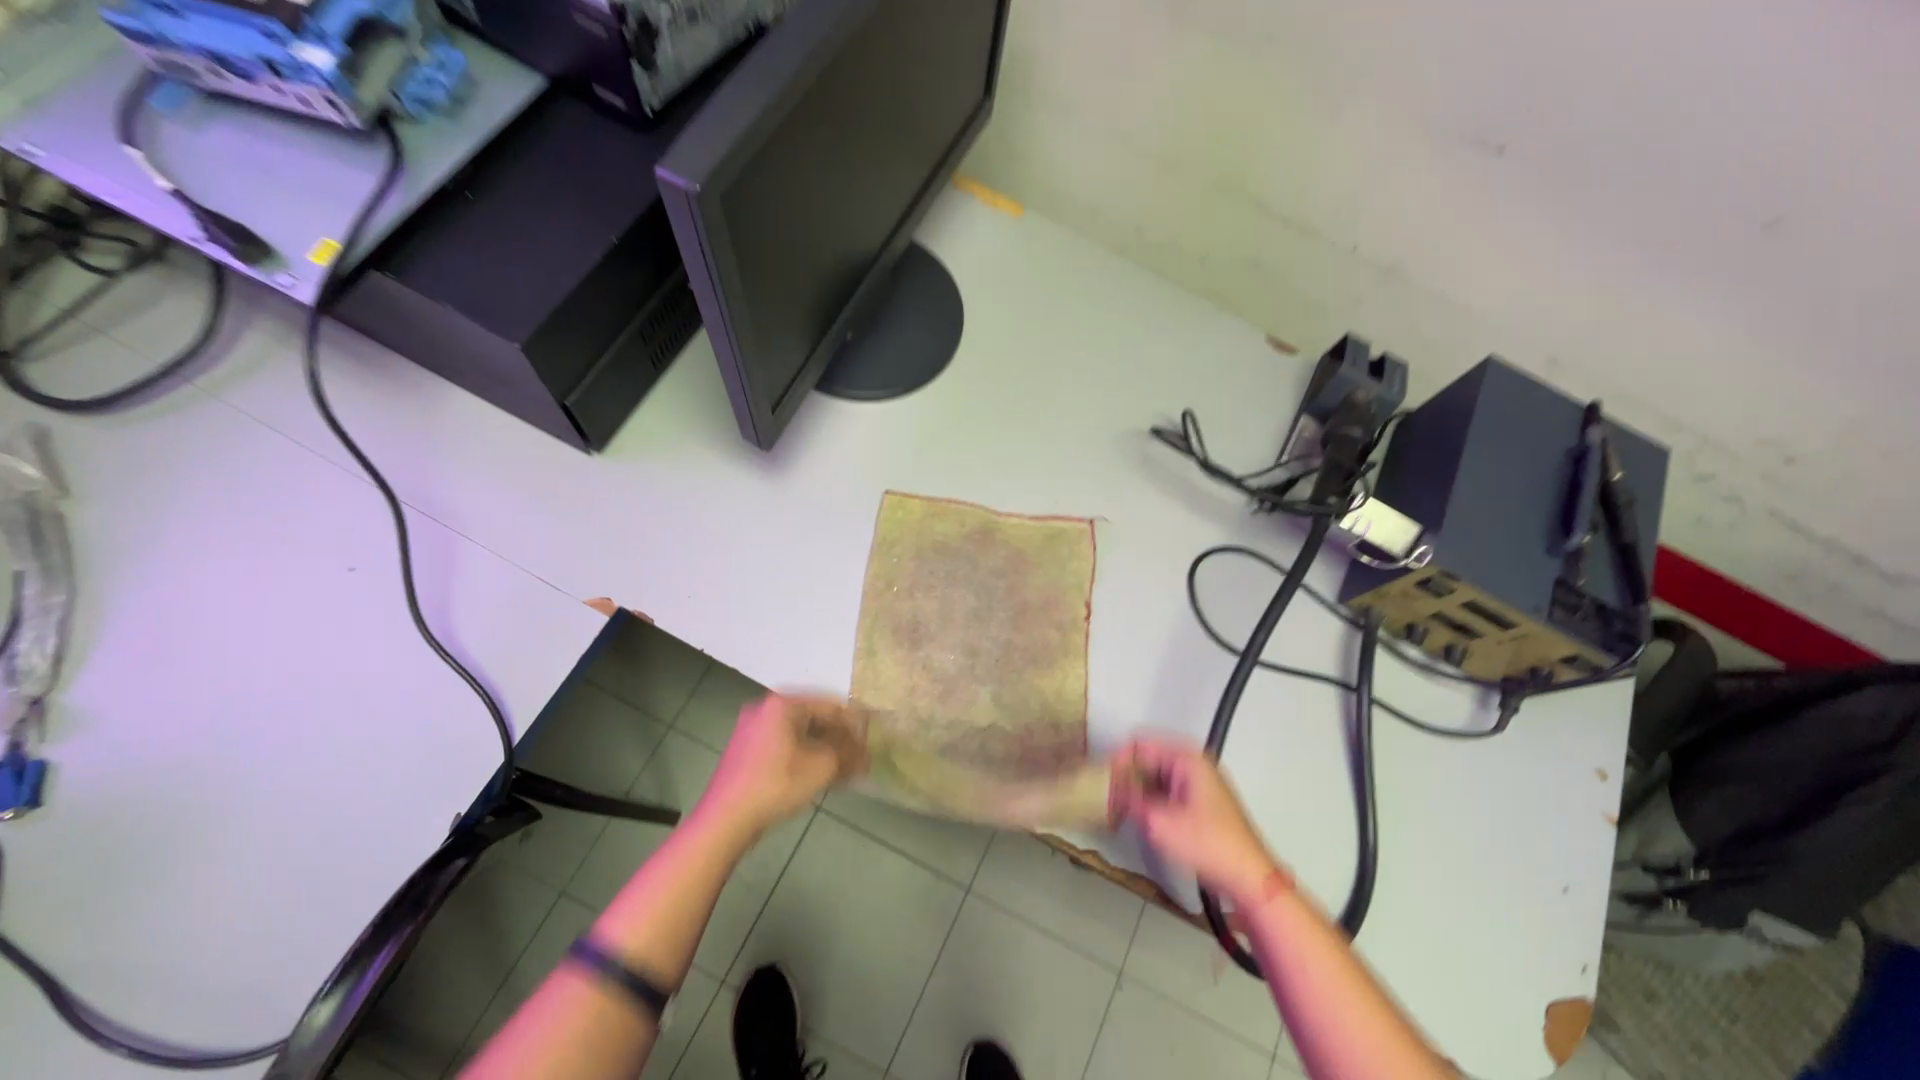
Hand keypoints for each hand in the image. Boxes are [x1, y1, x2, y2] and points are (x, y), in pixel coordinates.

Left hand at [695, 694, 864, 838]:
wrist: (726, 819)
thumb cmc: (777, 784)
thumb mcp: (823, 767)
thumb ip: (849, 753)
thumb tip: (866, 753)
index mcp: (782, 703)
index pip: (830, 705)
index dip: (854, 725)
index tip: (871, 744)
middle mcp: (764, 708)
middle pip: (813, 718)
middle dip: (838, 739)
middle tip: (858, 758)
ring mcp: (751, 729)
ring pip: (798, 734)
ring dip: (822, 749)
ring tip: (842, 770)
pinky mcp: (745, 751)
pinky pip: (783, 746)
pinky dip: (803, 756)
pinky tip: (817, 775)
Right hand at [1110, 735, 1279, 903]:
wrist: (1247, 877)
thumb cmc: (1207, 844)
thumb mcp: (1160, 821)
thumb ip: (1129, 799)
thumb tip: (1107, 786)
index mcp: (1187, 759)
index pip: (1140, 743)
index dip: (1117, 760)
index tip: (1098, 782)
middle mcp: (1192, 765)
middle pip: (1147, 760)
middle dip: (1124, 778)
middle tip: (1104, 801)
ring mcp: (1196, 785)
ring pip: (1154, 778)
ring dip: (1134, 793)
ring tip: (1114, 813)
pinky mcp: (1196, 805)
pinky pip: (1164, 794)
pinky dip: (1147, 803)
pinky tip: (1133, 820)